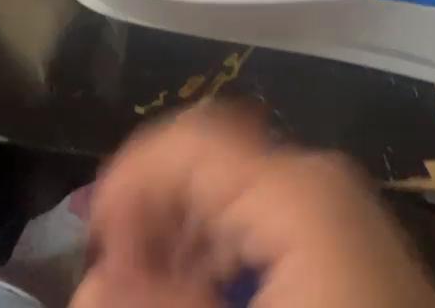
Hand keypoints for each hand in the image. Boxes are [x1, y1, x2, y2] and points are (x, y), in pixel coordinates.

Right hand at [74, 105, 434, 307]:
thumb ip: (161, 301)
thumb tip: (93, 283)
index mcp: (294, 186)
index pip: (179, 142)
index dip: (125, 186)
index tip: (96, 246)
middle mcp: (311, 176)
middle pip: (197, 162)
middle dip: (148, 216)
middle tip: (122, 280)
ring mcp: (332, 203)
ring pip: (223, 190)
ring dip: (178, 237)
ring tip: (157, 290)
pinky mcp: (341, 236)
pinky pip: (256, 217)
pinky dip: (218, 250)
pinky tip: (206, 293)